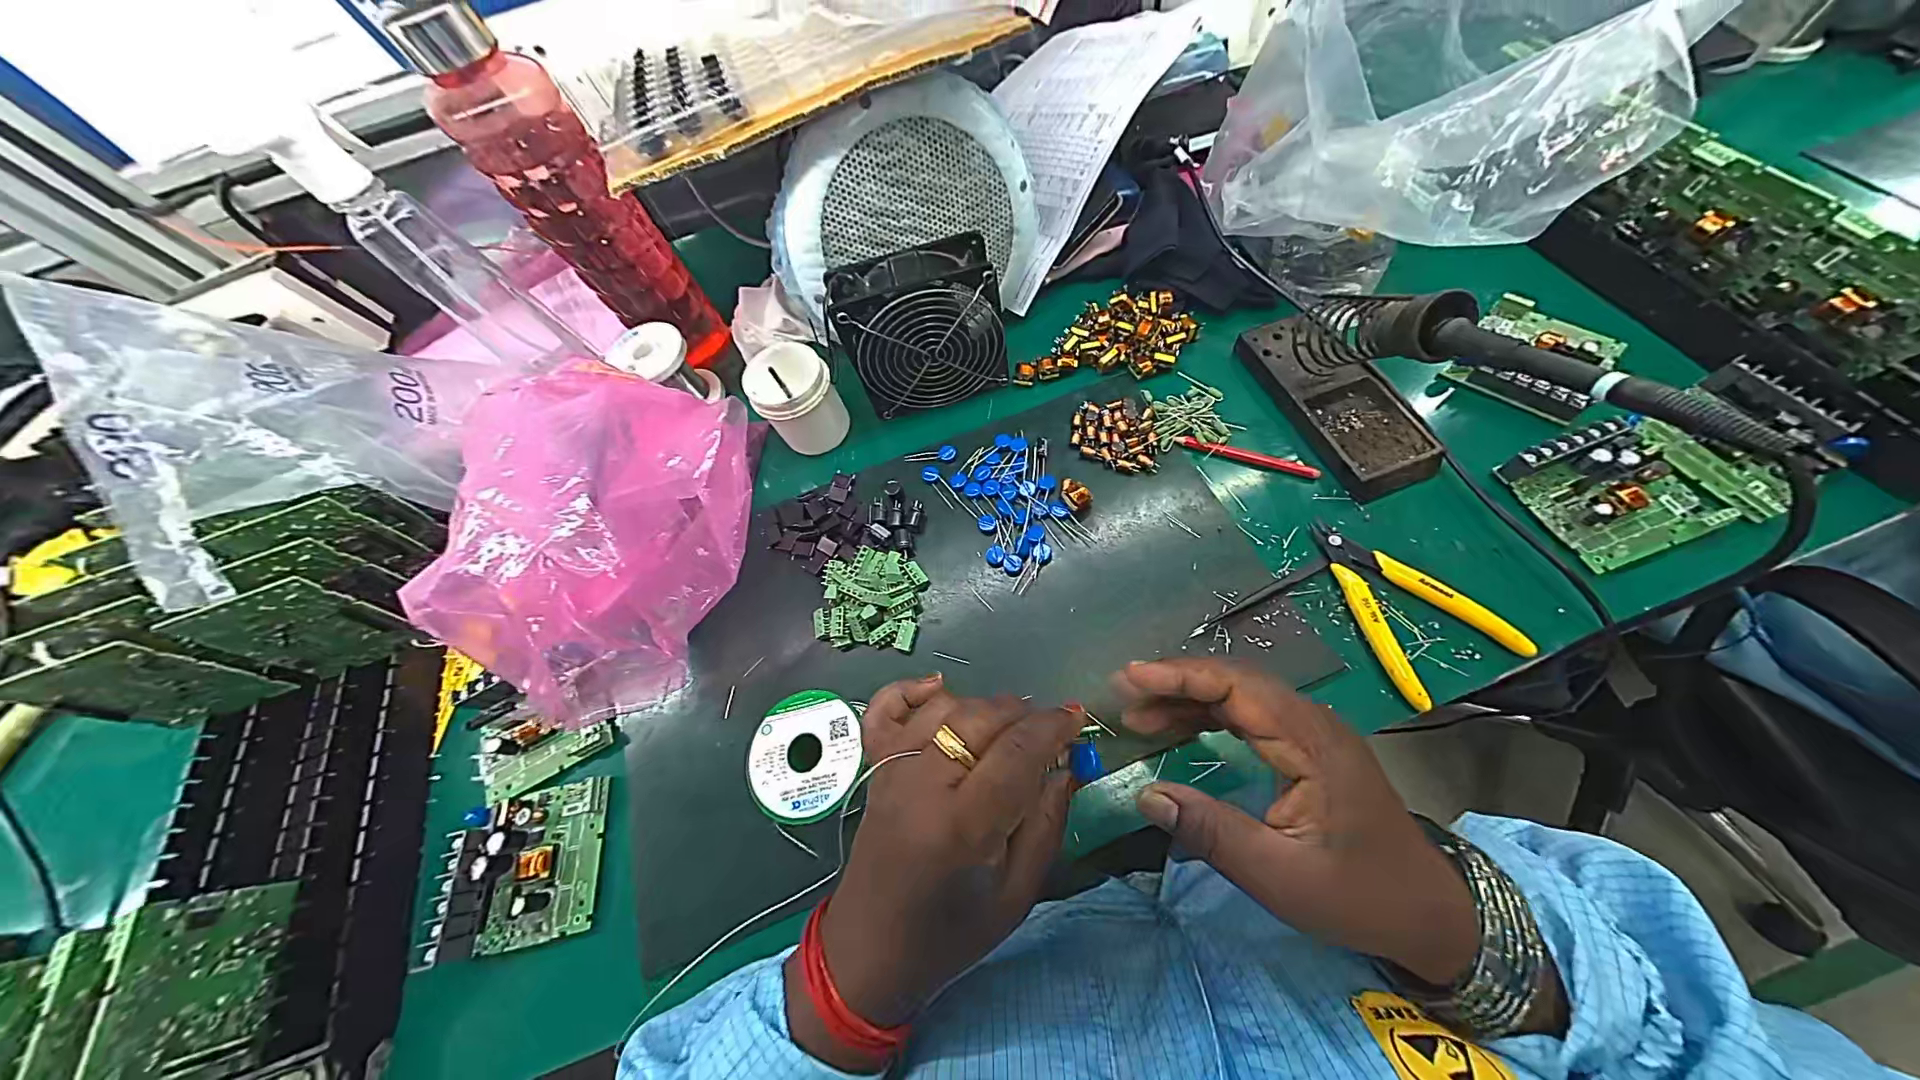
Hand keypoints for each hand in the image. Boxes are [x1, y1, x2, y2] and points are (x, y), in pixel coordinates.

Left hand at [784, 674, 1081, 1068]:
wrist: (870, 950)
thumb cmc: (951, 933)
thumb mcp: (1017, 893)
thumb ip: (1047, 822)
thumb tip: (1067, 764)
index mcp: (963, 826)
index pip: (1017, 751)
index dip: (1054, 726)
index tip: (1077, 719)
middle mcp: (922, 785)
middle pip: (981, 719)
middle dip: (1025, 713)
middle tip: (1049, 728)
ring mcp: (891, 770)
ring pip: (944, 707)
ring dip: (984, 706)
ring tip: (1008, 726)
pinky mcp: (872, 766)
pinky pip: (885, 708)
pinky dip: (911, 690)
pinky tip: (939, 688)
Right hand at [1116, 658, 1477, 985]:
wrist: (1431, 914)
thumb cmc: (1360, 896)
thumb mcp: (1280, 876)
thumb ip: (1212, 832)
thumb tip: (1147, 795)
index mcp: (1312, 743)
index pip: (1237, 687)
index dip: (1180, 677)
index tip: (1132, 677)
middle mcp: (1312, 723)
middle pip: (1235, 681)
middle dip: (1175, 684)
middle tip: (1124, 696)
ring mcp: (1312, 732)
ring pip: (1239, 695)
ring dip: (1188, 699)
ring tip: (1139, 716)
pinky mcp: (1306, 747)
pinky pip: (1248, 715)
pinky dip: (1208, 716)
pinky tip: (1178, 729)